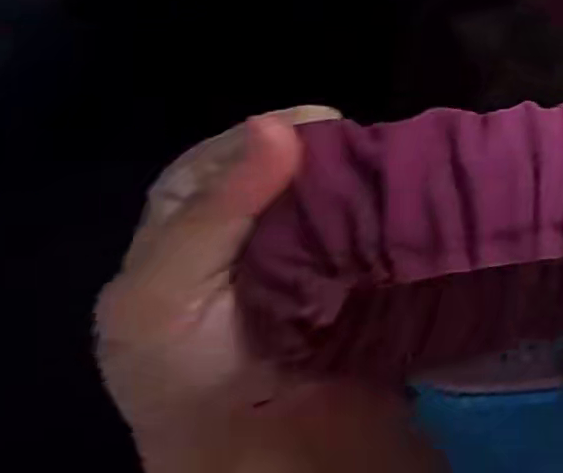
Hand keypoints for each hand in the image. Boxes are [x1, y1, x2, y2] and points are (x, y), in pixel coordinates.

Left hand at [95, 107, 438, 472]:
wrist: (261, 454)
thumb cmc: (189, 376)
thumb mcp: (161, 298)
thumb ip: (212, 211)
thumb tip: (277, 123)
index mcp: (189, 219)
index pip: (228, 151)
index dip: (269, 133)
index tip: (320, 127)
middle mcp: (249, 219)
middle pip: (291, 158)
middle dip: (325, 150)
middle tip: (361, 150)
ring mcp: (308, 235)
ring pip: (336, 180)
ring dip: (361, 173)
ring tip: (388, 168)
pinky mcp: (355, 254)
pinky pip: (371, 211)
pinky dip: (385, 199)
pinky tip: (400, 194)